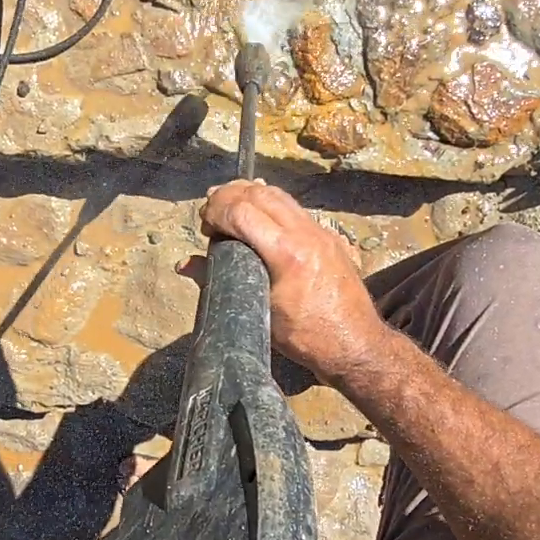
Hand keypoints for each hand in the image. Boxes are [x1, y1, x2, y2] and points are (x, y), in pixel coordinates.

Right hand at [200, 180, 389, 385]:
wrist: (356, 345)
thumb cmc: (307, 337)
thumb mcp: (257, 311)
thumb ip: (219, 282)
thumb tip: (184, 265)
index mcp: (288, 254)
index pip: (243, 211)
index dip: (217, 210)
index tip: (204, 223)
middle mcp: (307, 235)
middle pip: (259, 194)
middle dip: (229, 196)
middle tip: (210, 212)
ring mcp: (321, 233)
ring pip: (279, 195)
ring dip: (249, 194)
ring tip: (227, 205)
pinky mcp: (328, 237)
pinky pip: (294, 208)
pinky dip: (269, 203)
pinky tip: (256, 213)